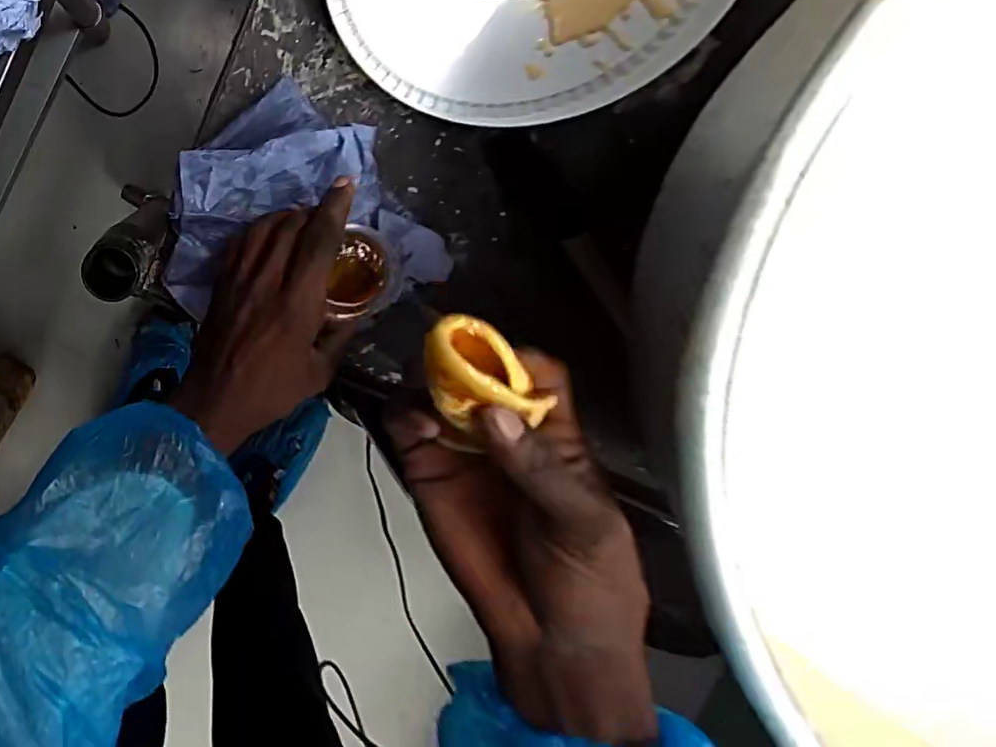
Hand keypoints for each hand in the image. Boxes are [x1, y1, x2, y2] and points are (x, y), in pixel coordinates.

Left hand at [171, 179, 355, 453]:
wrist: (215, 397)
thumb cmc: (272, 391)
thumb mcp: (319, 371)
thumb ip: (338, 336)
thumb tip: (353, 312)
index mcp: (296, 302)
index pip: (317, 241)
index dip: (333, 208)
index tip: (344, 184)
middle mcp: (265, 281)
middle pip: (288, 226)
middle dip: (310, 210)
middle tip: (325, 213)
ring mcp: (237, 279)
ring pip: (260, 229)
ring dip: (282, 217)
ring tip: (298, 220)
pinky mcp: (220, 283)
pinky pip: (238, 244)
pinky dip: (256, 232)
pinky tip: (265, 237)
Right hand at [385, 351, 656, 742]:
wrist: (546, 637)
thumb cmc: (591, 583)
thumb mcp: (587, 525)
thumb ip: (542, 470)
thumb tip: (495, 417)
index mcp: (554, 435)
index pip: (535, 376)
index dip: (514, 359)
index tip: (493, 358)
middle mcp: (502, 431)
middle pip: (474, 373)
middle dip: (458, 362)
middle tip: (448, 369)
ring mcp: (460, 446)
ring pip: (432, 391)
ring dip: (426, 384)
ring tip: (433, 404)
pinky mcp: (425, 465)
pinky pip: (405, 425)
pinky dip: (404, 415)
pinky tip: (419, 428)